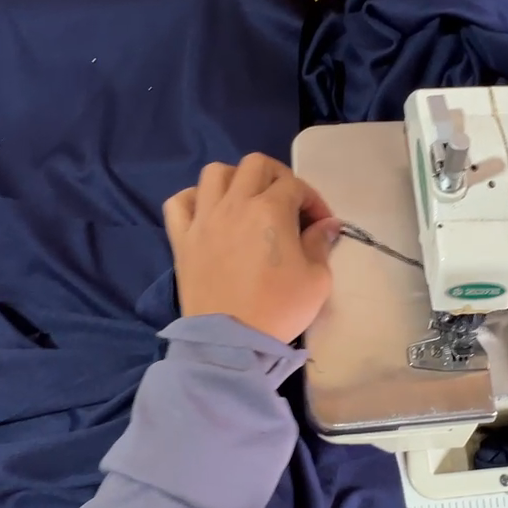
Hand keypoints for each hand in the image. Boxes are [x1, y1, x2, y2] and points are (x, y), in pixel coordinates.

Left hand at [162, 154, 340, 342]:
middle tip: (288, 203)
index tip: (321, 225)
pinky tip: (209, 212)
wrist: (230, 342)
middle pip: (255, 165)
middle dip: (278, 177)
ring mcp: (204, 219)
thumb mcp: (317, 280)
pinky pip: (179, 202)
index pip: (296, 186)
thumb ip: (321, 244)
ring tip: (247, 201)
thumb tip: (327, 225)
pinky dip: (194, 199)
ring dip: (235, 179)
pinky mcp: (182, 238)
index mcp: (270, 210)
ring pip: (215, 173)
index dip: (314, 201)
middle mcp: (235, 204)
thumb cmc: (279, 309)